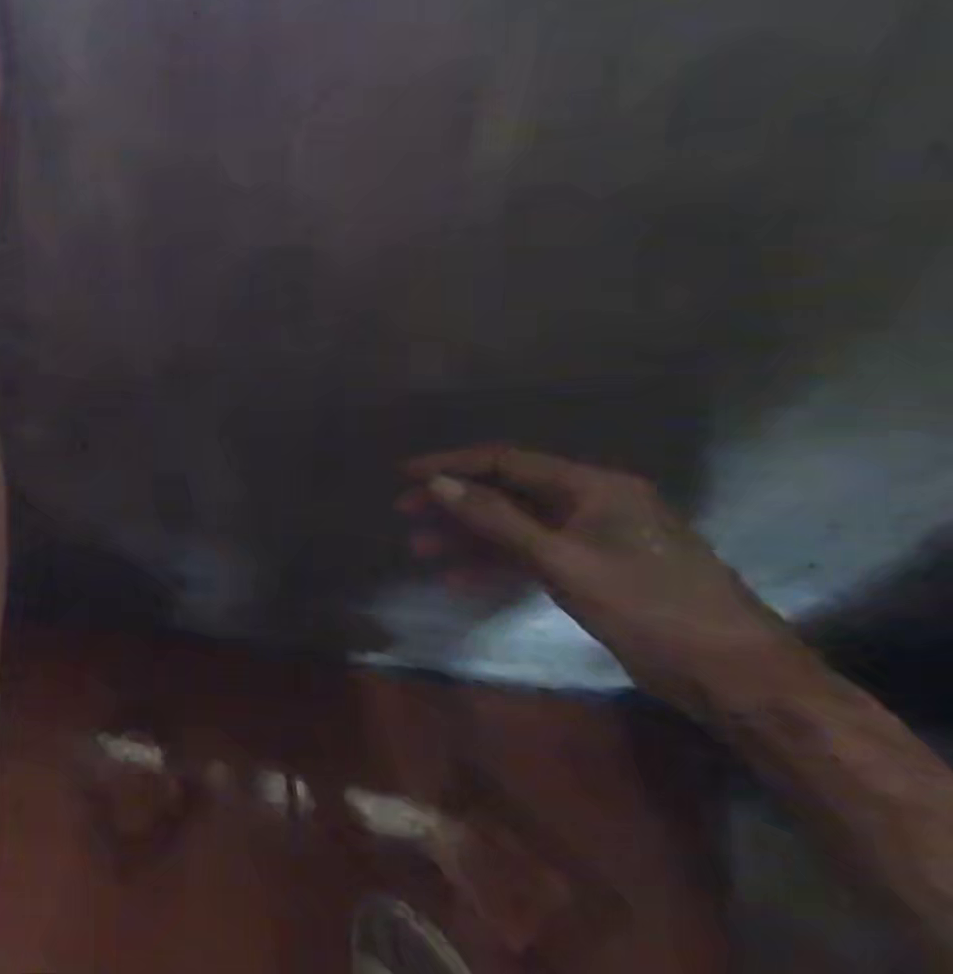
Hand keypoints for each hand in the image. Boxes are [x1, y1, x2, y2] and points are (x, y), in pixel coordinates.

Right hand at [399, 445, 802, 712]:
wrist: (731, 674)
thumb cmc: (646, 607)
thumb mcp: (562, 559)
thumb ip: (497, 519)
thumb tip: (438, 484)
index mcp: (594, 487)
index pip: (507, 462)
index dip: (452, 465)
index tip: (404, 474)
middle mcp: (593, 502)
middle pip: (507, 492)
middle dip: (454, 502)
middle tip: (405, 514)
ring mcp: (594, 537)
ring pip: (516, 525)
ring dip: (468, 536)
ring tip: (420, 550)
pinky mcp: (594, 569)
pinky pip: (531, 554)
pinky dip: (495, 563)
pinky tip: (458, 579)